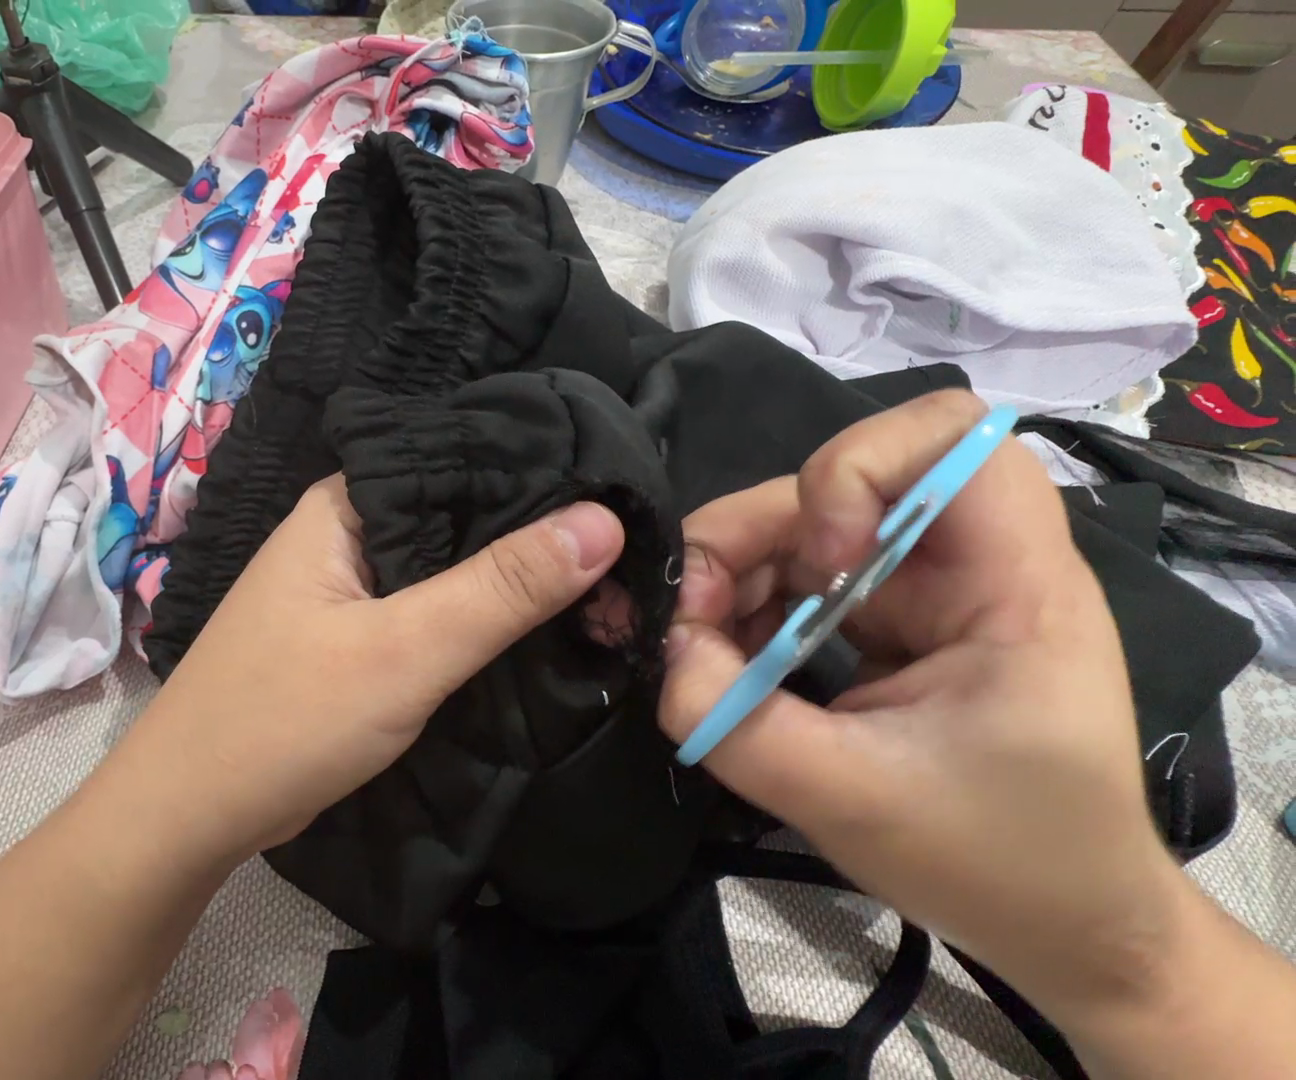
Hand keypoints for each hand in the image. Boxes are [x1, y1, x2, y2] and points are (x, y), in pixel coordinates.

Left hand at [106, 474, 622, 869]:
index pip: (463, 464)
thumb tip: (604, 520)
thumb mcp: (404, 650)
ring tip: (612, 592)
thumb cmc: (287, 717)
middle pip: (462, 520)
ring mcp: (353, 588)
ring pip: (453, 572)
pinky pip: (435, 615)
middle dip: (540, 543)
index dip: (545, 481)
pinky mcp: (360, 637)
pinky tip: (544, 632)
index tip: (629, 502)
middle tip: (636, 559)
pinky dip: (483, 625)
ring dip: (516, 588)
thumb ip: (501, 588)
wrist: (197, 809)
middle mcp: (350, 533)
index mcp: (347, 506)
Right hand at [659, 390, 1193, 1018]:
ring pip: (793, 528)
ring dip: (726, 578)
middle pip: (831, 485)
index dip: (858, 472)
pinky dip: (737, 612)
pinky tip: (718, 662)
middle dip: (743, 541)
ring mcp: (912, 589)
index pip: (950, 440)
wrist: (1054, 920)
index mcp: (1009, 585)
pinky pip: (785, 580)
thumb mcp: (847, 798)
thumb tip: (660, 646)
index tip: (817, 570)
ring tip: (693, 650)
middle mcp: (958, 565)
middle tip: (689, 620)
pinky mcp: (877, 618)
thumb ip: (735, 721)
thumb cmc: (993, 860)